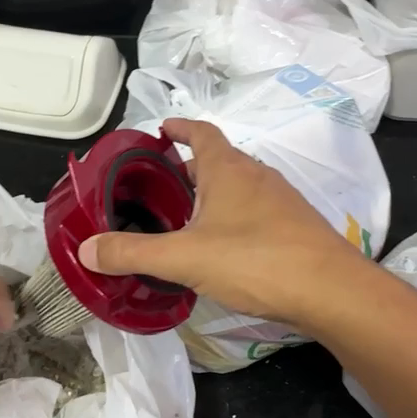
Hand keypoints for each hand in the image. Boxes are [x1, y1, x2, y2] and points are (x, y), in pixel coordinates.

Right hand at [77, 118, 369, 337]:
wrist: (331, 290)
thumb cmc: (254, 260)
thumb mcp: (183, 258)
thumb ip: (132, 252)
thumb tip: (85, 249)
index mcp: (227, 169)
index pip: (200, 132)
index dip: (179, 127)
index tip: (161, 129)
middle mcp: (256, 175)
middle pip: (218, 159)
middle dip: (188, 168)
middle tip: (160, 187)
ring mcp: (281, 199)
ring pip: (239, 186)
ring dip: (213, 193)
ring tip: (187, 218)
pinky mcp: (296, 226)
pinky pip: (257, 210)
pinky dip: (234, 216)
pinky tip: (225, 246)